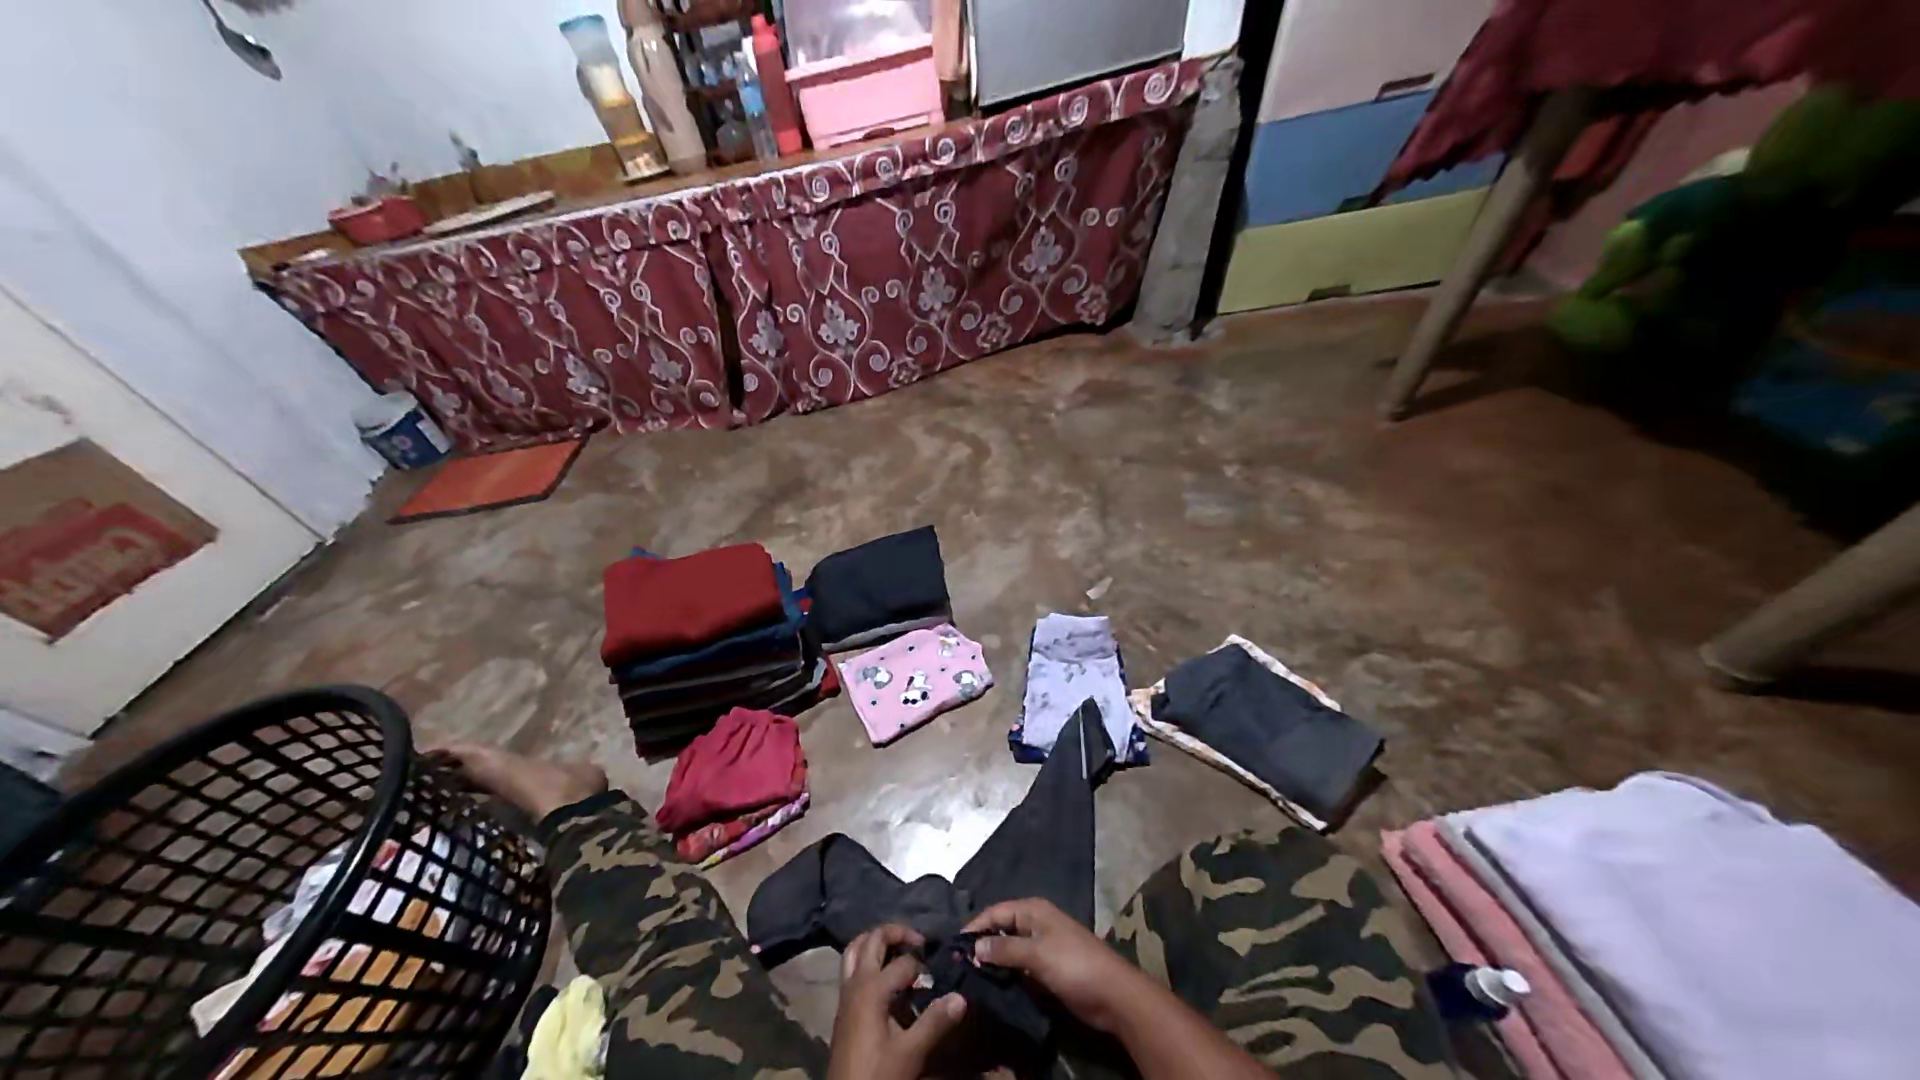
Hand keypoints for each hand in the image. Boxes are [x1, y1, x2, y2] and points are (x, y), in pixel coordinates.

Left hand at [828, 924, 967, 1079]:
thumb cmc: (877, 1076)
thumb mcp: (910, 1053)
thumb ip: (935, 1022)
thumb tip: (961, 996)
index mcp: (871, 988)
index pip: (904, 962)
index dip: (923, 968)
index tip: (937, 981)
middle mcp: (856, 982)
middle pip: (873, 939)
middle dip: (897, 933)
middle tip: (920, 943)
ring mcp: (845, 993)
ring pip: (856, 949)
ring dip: (876, 941)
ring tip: (898, 948)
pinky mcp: (843, 1006)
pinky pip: (851, 966)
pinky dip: (867, 958)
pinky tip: (883, 975)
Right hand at [964, 898, 1152, 1033]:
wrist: (1112, 994)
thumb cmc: (1073, 965)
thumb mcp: (1036, 954)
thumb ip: (1004, 949)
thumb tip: (974, 946)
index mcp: (1033, 909)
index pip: (995, 912)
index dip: (974, 927)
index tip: (953, 946)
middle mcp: (1035, 922)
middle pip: (1000, 928)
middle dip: (981, 943)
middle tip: (958, 963)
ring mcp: (1042, 944)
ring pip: (1009, 948)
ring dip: (993, 959)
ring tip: (970, 975)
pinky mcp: (1047, 966)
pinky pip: (1019, 964)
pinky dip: (1006, 971)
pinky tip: (993, 984)